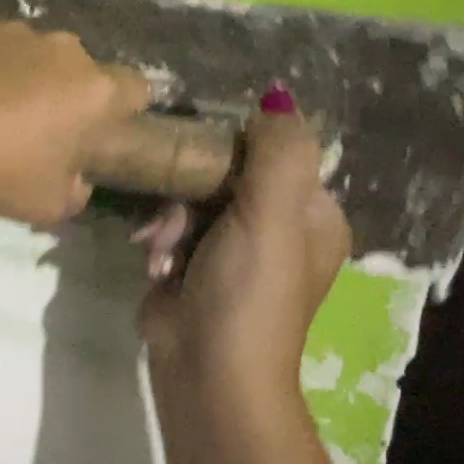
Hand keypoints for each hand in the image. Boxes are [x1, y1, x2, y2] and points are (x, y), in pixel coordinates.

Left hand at [0, 15, 149, 225]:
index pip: (134, 89)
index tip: (91, 132)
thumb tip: (75, 177)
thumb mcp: (48, 206)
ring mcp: (10, 29)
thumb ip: (77, 189)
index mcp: (93, 89)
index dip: (117, 111)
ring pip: (29, 50)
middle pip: (77, 66)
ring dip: (19, 71)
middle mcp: (60, 47)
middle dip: (63, 89)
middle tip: (30, 124)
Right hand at [138, 92, 349, 392]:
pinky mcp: (190, 268)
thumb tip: (277, 95)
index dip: (230, 153)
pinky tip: (152, 263)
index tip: (198, 162)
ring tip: (159, 250)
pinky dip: (158, 243)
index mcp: (311, 216)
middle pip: (222, 176)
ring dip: (167, 221)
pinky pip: (169, 232)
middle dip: (187, 195)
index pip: (270, 155)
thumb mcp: (271, 215)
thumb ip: (277, 153)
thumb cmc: (247, 292)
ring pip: (188, 202)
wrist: (207, 368)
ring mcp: (229, 251)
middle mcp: (275, 229)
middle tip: (172, 220)